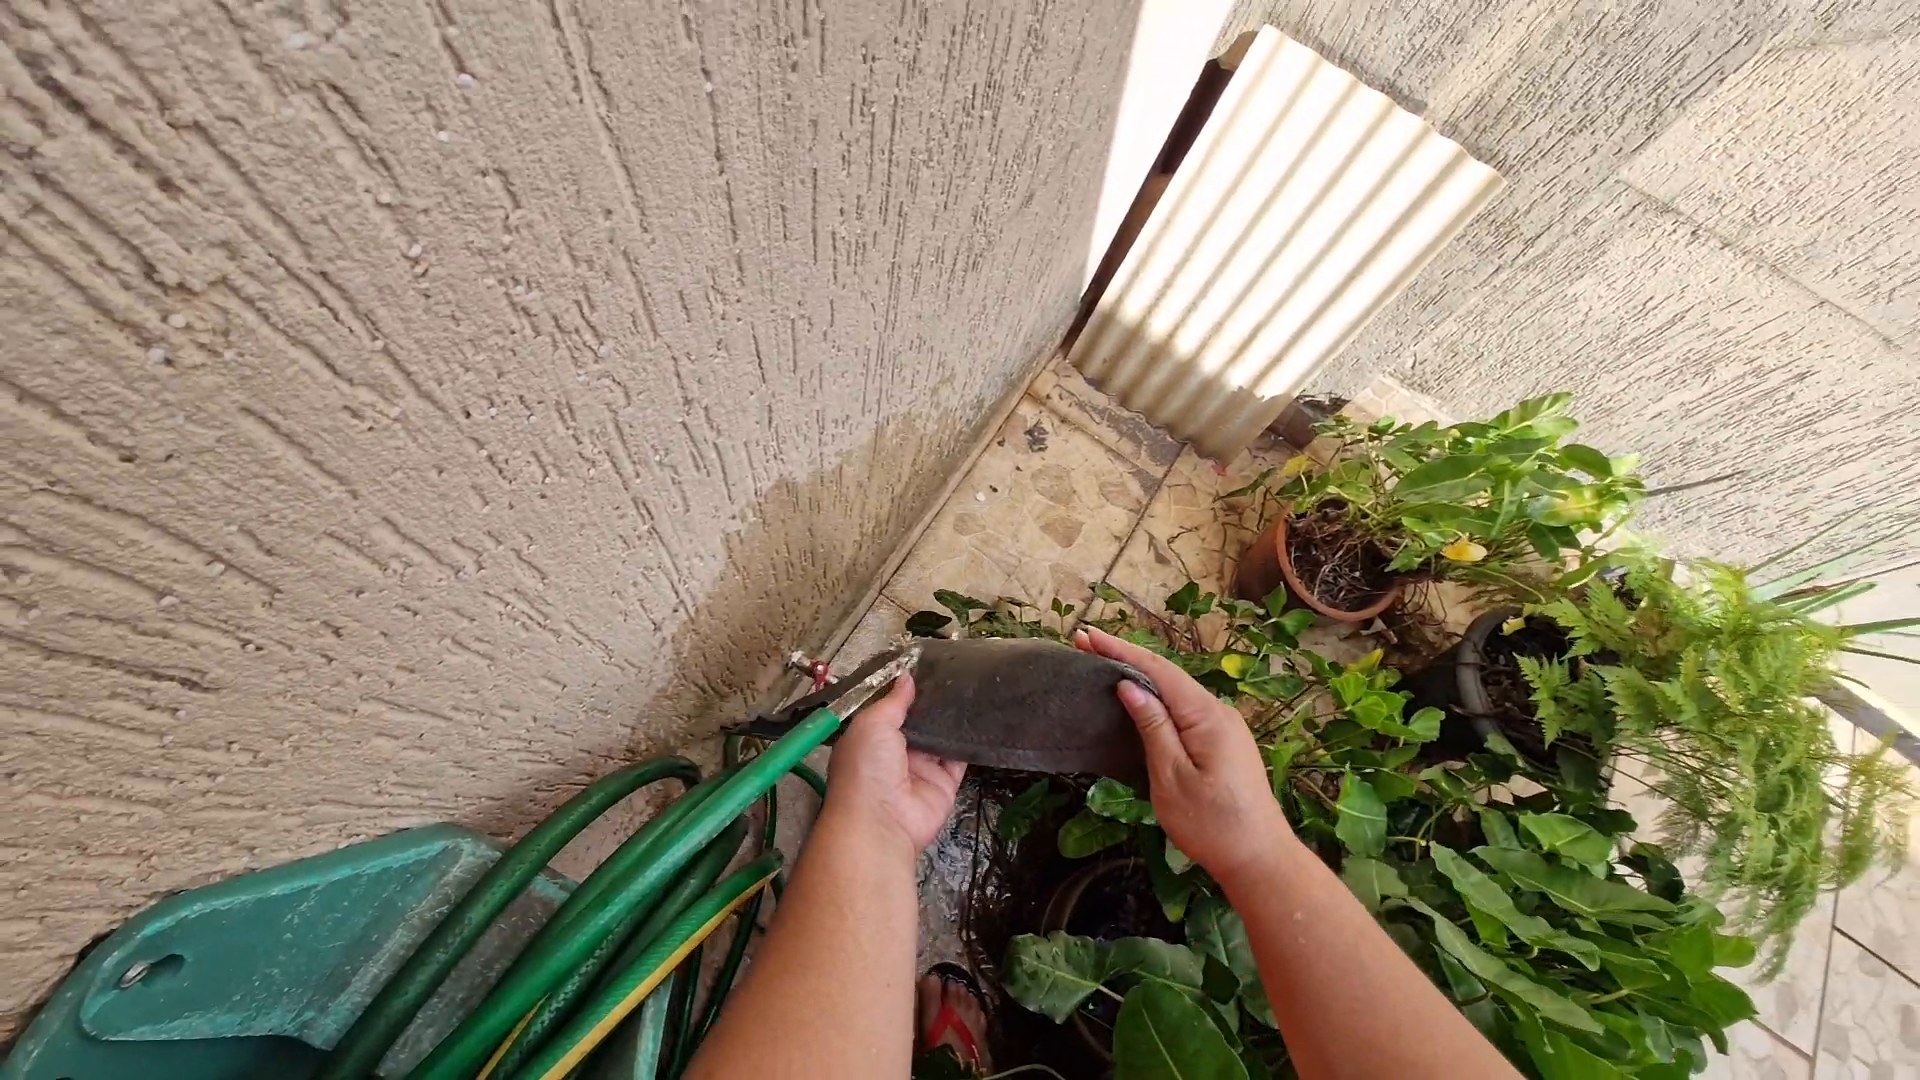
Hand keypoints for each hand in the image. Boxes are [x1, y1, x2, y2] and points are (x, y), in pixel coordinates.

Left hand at [824, 675, 966, 851]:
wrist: (881, 824)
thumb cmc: (866, 769)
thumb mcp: (872, 724)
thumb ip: (893, 701)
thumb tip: (906, 675)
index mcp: (871, 737)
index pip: (890, 709)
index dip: (904, 690)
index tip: (924, 665)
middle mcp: (895, 753)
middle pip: (918, 722)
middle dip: (932, 702)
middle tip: (953, 672)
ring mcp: (921, 769)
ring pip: (941, 738)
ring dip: (952, 719)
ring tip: (971, 687)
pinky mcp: (944, 783)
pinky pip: (960, 758)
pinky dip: (969, 742)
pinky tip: (980, 717)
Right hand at [1073, 626, 1292, 887]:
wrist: (1260, 861)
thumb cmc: (1212, 825)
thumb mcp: (1172, 777)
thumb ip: (1153, 727)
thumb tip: (1130, 685)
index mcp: (1207, 716)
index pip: (1158, 670)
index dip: (1120, 650)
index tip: (1087, 636)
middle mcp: (1218, 711)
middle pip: (1167, 673)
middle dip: (1125, 655)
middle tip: (1085, 643)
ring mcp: (1223, 726)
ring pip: (1175, 689)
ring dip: (1139, 673)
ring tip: (1102, 659)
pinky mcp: (1221, 741)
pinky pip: (1182, 706)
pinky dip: (1155, 693)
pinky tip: (1137, 693)